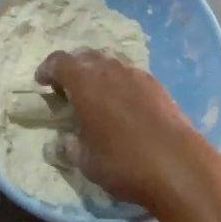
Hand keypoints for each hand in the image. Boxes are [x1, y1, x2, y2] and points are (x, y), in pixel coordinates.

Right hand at [39, 50, 220, 221]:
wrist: (178, 165)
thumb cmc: (124, 163)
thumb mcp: (87, 163)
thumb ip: (69, 147)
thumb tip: (60, 141)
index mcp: (85, 82)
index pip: (59, 61)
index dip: (47, 69)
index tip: (42, 81)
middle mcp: (108, 69)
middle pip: (84, 56)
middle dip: (73, 69)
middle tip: (68, 89)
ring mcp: (135, 73)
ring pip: (109, 62)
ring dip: (98, 73)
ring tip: (97, 96)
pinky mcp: (156, 84)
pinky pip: (129, 74)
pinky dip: (119, 82)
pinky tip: (124, 104)